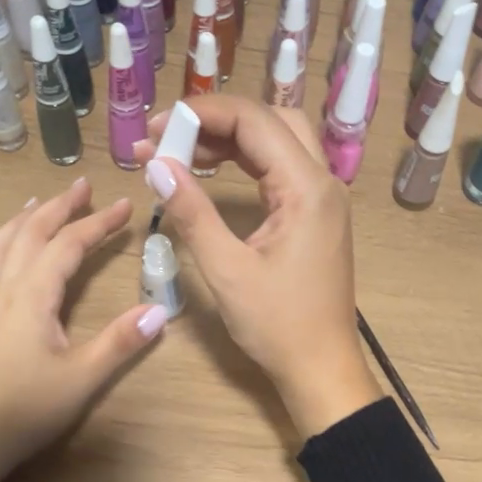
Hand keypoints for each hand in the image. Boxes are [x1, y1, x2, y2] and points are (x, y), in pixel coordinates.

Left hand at [0, 177, 164, 481]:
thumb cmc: (28, 409)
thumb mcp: (82, 378)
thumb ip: (120, 343)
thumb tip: (159, 311)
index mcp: (33, 296)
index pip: (68, 245)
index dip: (98, 223)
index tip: (126, 205)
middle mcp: (9, 289)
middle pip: (33, 233)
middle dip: (61, 207)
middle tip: (85, 186)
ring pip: (6, 243)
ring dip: (28, 218)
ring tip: (42, 201)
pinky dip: (5, 241)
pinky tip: (5, 246)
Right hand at [134, 97, 380, 439]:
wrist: (321, 367)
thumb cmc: (278, 326)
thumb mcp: (227, 271)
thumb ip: (192, 213)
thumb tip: (156, 165)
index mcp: (307, 189)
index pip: (254, 121)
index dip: (202, 114)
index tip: (157, 128)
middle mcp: (323, 183)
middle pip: (271, 121)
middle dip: (217, 121)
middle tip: (168, 137)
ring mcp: (324, 200)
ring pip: (279, 143)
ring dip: (231, 141)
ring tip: (180, 153)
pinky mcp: (318, 218)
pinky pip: (282, 172)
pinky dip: (248, 164)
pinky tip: (213, 173)